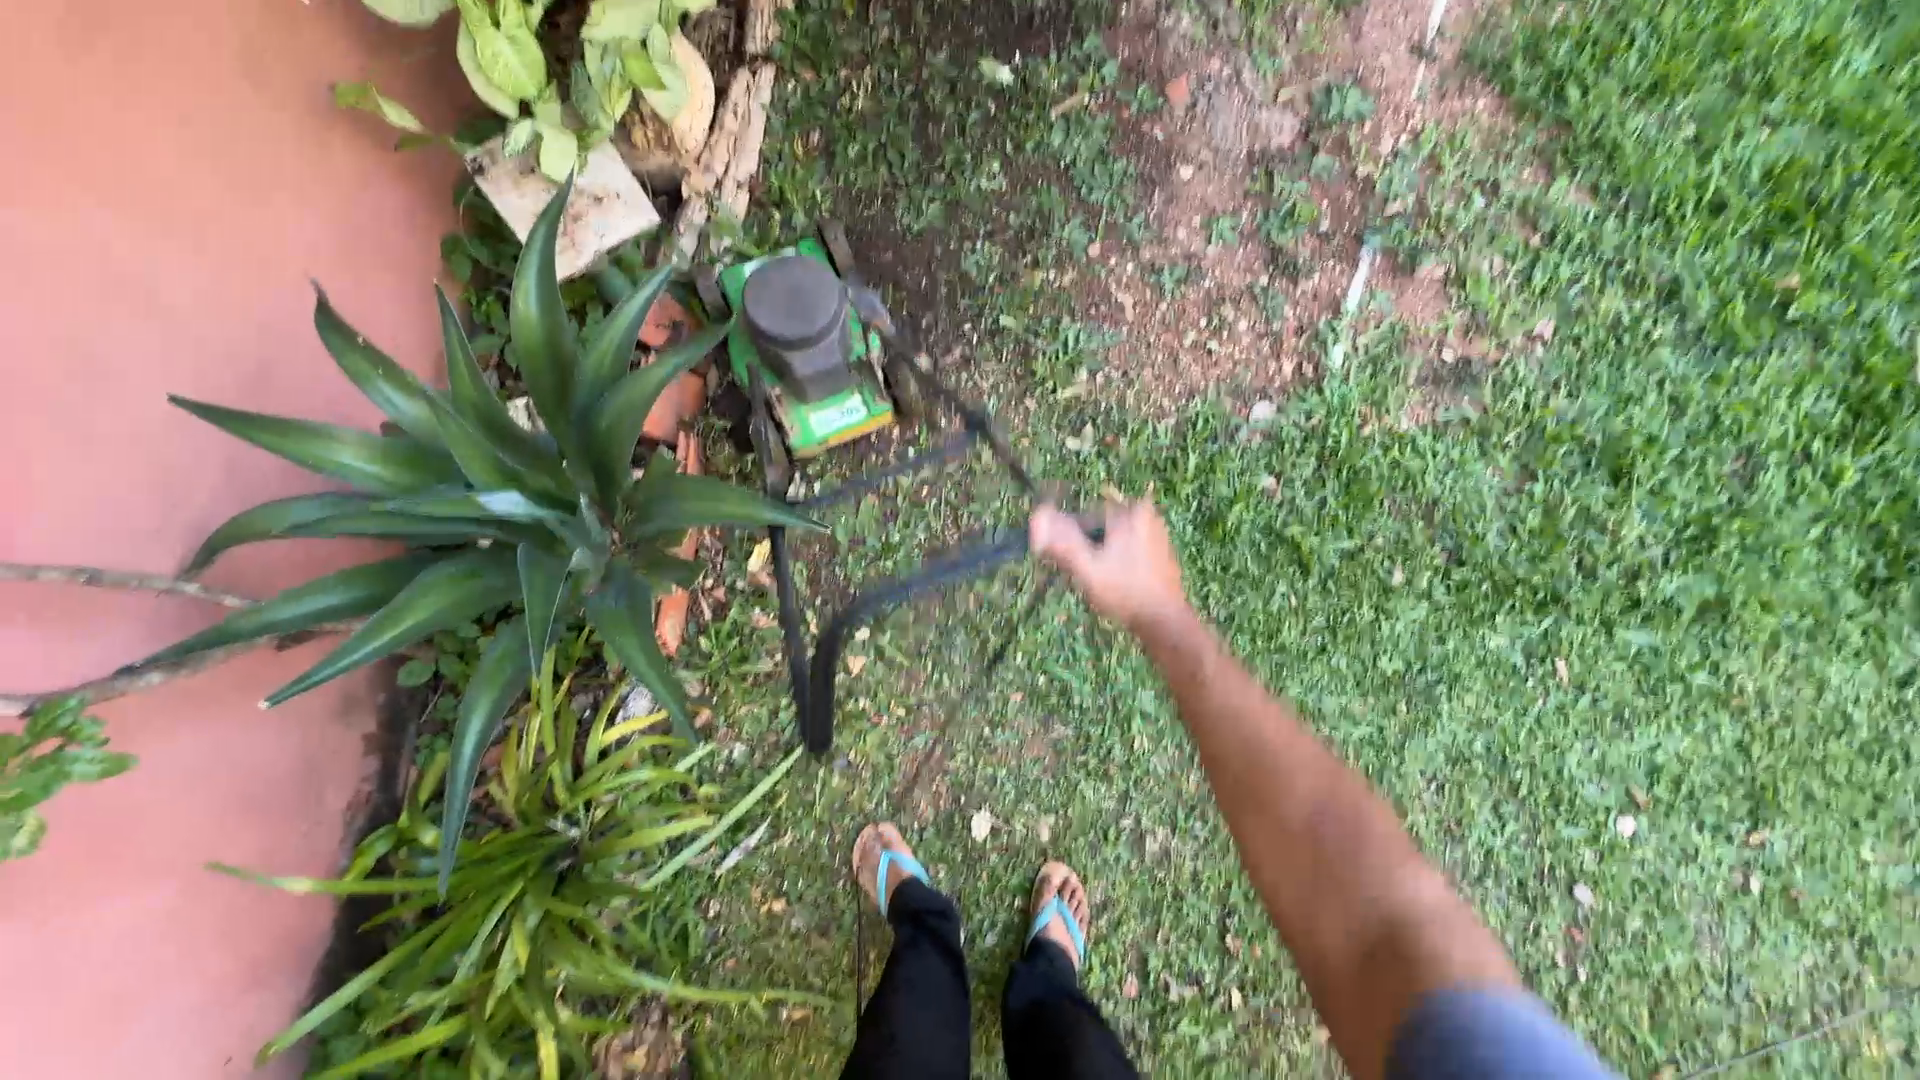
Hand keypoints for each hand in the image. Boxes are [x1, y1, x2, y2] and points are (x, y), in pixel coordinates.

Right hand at [1030, 500, 1188, 632]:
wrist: (1165, 621)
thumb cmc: (1125, 593)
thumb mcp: (1087, 568)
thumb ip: (1061, 542)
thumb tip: (1036, 517)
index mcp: (1130, 513)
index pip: (1085, 517)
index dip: (1070, 540)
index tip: (1068, 563)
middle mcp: (1147, 516)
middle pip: (1099, 528)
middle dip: (1087, 549)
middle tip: (1086, 576)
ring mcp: (1156, 533)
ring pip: (1112, 540)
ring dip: (1100, 558)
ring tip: (1103, 583)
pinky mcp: (1160, 551)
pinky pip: (1127, 550)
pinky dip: (1117, 563)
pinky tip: (1117, 585)